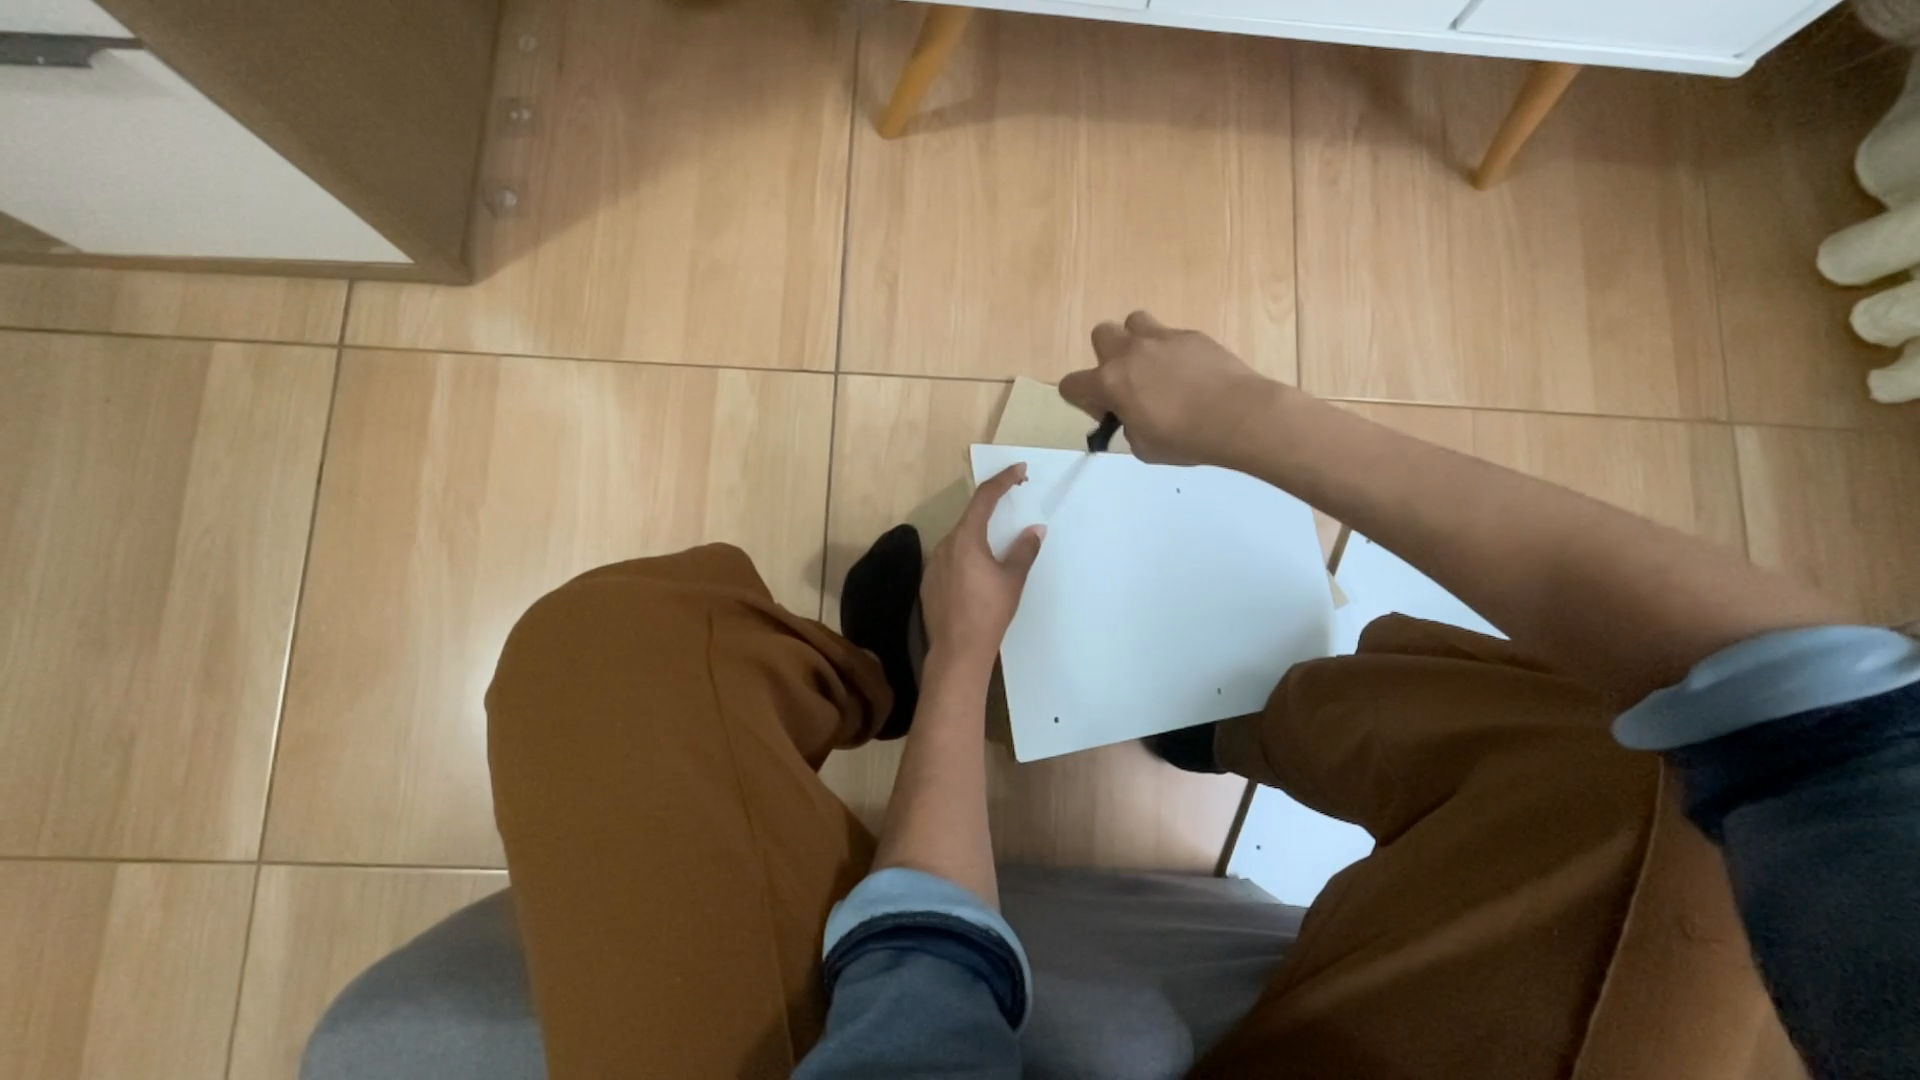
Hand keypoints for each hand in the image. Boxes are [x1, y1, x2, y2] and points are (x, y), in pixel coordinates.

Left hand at [921, 464, 1044, 672]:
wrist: (957, 651)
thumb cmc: (989, 612)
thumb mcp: (1012, 579)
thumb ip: (1024, 550)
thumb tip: (1035, 530)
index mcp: (966, 539)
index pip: (985, 498)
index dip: (1003, 480)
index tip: (1019, 470)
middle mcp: (945, 545)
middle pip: (970, 519)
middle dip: (991, 509)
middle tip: (1013, 501)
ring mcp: (933, 564)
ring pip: (959, 540)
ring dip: (978, 536)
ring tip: (998, 545)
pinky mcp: (929, 582)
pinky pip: (950, 560)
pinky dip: (966, 557)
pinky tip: (978, 573)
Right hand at [1059, 311, 1282, 466]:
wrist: (1238, 416)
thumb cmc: (1185, 439)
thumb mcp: (1143, 448)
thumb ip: (1128, 428)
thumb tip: (1133, 417)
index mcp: (1110, 382)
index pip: (1071, 384)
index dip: (1082, 400)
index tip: (1106, 413)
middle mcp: (1130, 353)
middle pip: (1101, 335)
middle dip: (1107, 357)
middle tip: (1128, 383)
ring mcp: (1162, 338)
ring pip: (1134, 322)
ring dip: (1137, 341)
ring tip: (1155, 367)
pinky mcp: (1192, 335)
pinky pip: (1171, 336)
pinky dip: (1172, 352)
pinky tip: (1190, 375)